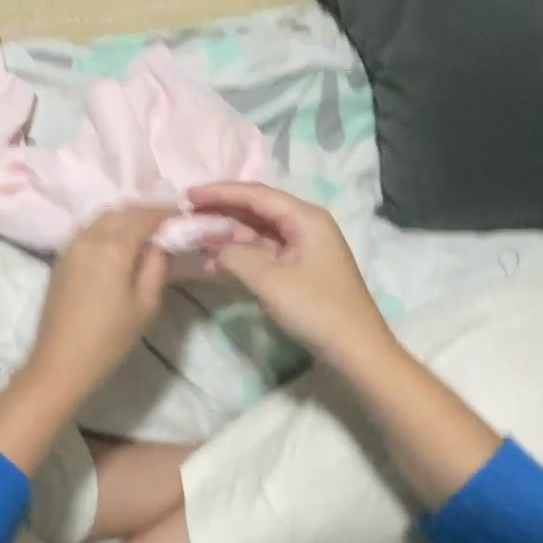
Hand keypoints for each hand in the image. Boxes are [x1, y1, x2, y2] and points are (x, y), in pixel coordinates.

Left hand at [22, 206, 174, 404]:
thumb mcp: (146, 304)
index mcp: (112, 246)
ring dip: (125, 219)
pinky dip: (107, 228)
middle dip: (146, 213)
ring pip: (102, 218)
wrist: (60, 361)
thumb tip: (162, 243)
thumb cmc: (109, 338)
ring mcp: (70, 245)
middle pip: (122, 211)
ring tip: (146, 233)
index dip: (167, 212)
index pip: (144, 216)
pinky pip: (88, 231)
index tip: (184, 215)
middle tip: (168, 224)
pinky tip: (119, 244)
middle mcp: (89, 237)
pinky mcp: (60, 258)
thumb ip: (158, 266)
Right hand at [188, 182, 392, 371]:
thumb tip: (212, 247)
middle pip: (257, 210)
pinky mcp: (299, 269)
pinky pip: (263, 252)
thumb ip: (235, 256)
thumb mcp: (269, 281)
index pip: (256, 195)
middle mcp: (305, 225)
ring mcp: (303, 248)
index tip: (188, 195)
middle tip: (187, 216)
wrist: (355, 349)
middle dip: (221, 212)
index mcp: (305, 218)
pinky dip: (239, 255)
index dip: (220, 193)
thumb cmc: (316, 309)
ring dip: (227, 236)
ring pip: (257, 232)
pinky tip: (215, 264)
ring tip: (195, 240)